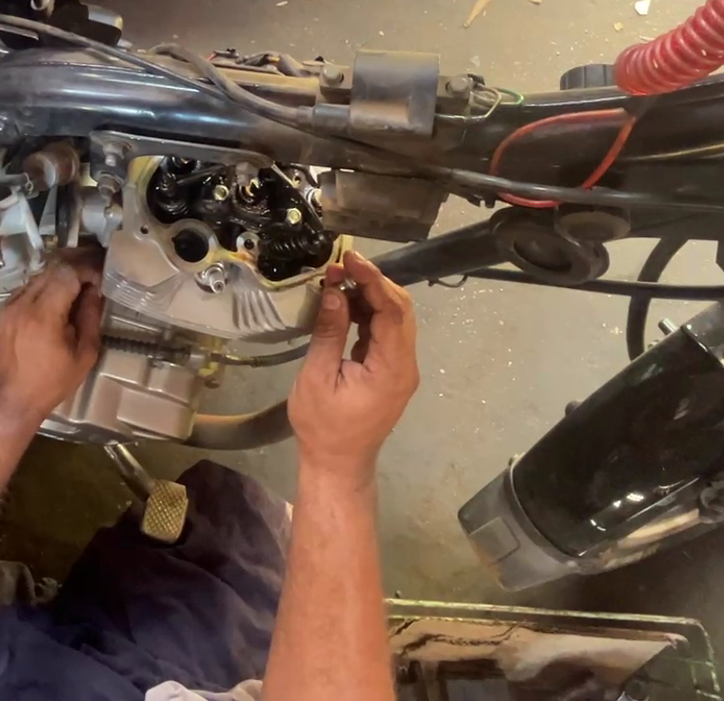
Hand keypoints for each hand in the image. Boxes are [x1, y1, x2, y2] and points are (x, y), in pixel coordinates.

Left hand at [0, 257, 104, 427]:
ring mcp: (10, 304)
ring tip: (80, 287)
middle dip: (76, 268)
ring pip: (40, 275)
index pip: (67, 274)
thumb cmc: (50, 384)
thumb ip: (90, 318)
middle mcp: (23, 303)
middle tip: (95, 276)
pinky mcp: (4, 310)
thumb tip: (96, 291)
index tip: (102, 277)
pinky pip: (29, 287)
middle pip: (53, 269)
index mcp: (43, 314)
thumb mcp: (83, 355)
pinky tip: (59, 299)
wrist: (8, 400)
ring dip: (61, 276)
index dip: (88, 270)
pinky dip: (47, 286)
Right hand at [288, 250, 418, 488]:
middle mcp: (405, 364)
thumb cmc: (323, 426)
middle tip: (340, 266)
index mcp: (392, 368)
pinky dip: (366, 312)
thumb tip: (334, 291)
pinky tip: (342, 303)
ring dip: (368, 295)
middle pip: (400, 309)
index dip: (373, 279)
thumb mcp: (318, 377)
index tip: (349, 259)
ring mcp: (400, 368)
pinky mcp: (390, 370)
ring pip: (394, 318)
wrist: (337, 465)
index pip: (392, 310)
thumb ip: (328, 332)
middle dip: (372, 282)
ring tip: (336, 280)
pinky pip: (384, 331)